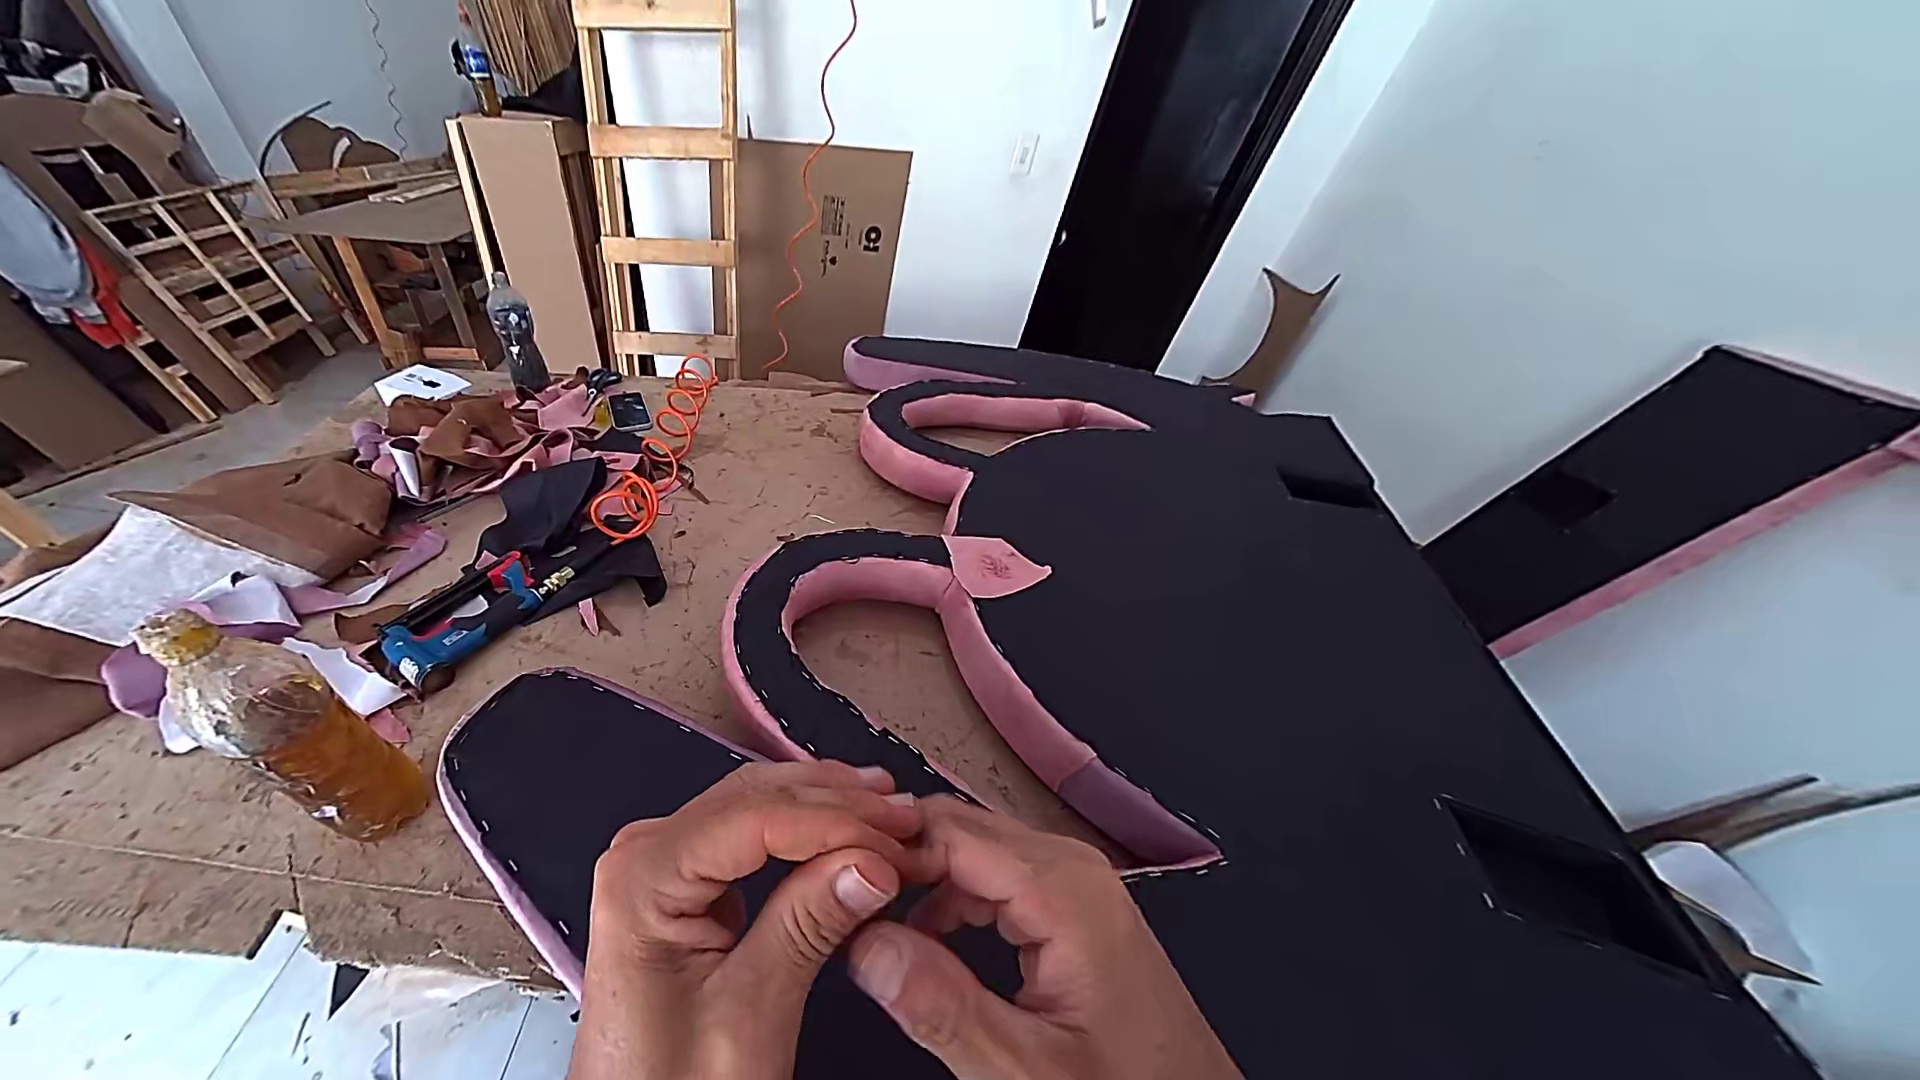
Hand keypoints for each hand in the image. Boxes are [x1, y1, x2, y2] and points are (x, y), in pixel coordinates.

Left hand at [568, 761, 921, 1079]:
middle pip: (763, 797)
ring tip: (890, 808)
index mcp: (643, 877)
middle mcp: (649, 850)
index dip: (836, 823)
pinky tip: (850, 814)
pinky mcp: (693, 869)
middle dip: (843, 803)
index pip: (758, 819)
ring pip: (766, 798)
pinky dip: (813, 819)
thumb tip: (873, 862)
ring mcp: (669, 855)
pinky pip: (762, 822)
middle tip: (906, 817)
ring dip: (833, 802)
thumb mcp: (748, 1019)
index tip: (895, 840)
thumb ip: (807, 927)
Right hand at [848, 797, 1242, 1079]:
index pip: (952, 832)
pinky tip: (929, 935)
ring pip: (976, 847)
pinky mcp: (1070, 898)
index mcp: (1061, 886)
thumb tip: (863, 943)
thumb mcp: (1026, 1073)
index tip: (834, 877)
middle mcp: (1066, 861)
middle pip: (962, 828)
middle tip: (843, 892)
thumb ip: (942, 1006)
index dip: (889, 847)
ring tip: (874, 916)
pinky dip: (954, 894)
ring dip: (923, 876)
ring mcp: (1072, 875)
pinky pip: (998, 873)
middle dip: (900, 855)